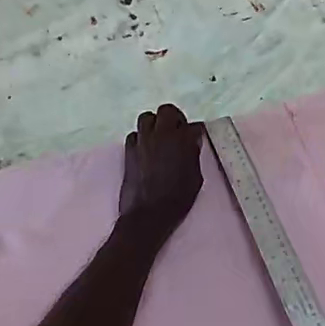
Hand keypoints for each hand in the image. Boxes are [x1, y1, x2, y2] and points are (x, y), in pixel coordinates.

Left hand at [119, 104, 203, 234]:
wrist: (149, 214)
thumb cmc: (177, 199)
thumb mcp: (195, 178)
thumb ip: (193, 155)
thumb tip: (191, 142)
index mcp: (182, 141)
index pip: (192, 125)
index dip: (194, 131)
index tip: (195, 137)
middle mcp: (161, 135)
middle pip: (166, 111)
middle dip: (174, 118)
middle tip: (177, 131)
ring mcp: (143, 141)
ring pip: (147, 118)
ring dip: (155, 124)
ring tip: (160, 137)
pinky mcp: (129, 150)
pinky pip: (134, 134)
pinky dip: (141, 138)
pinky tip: (146, 149)